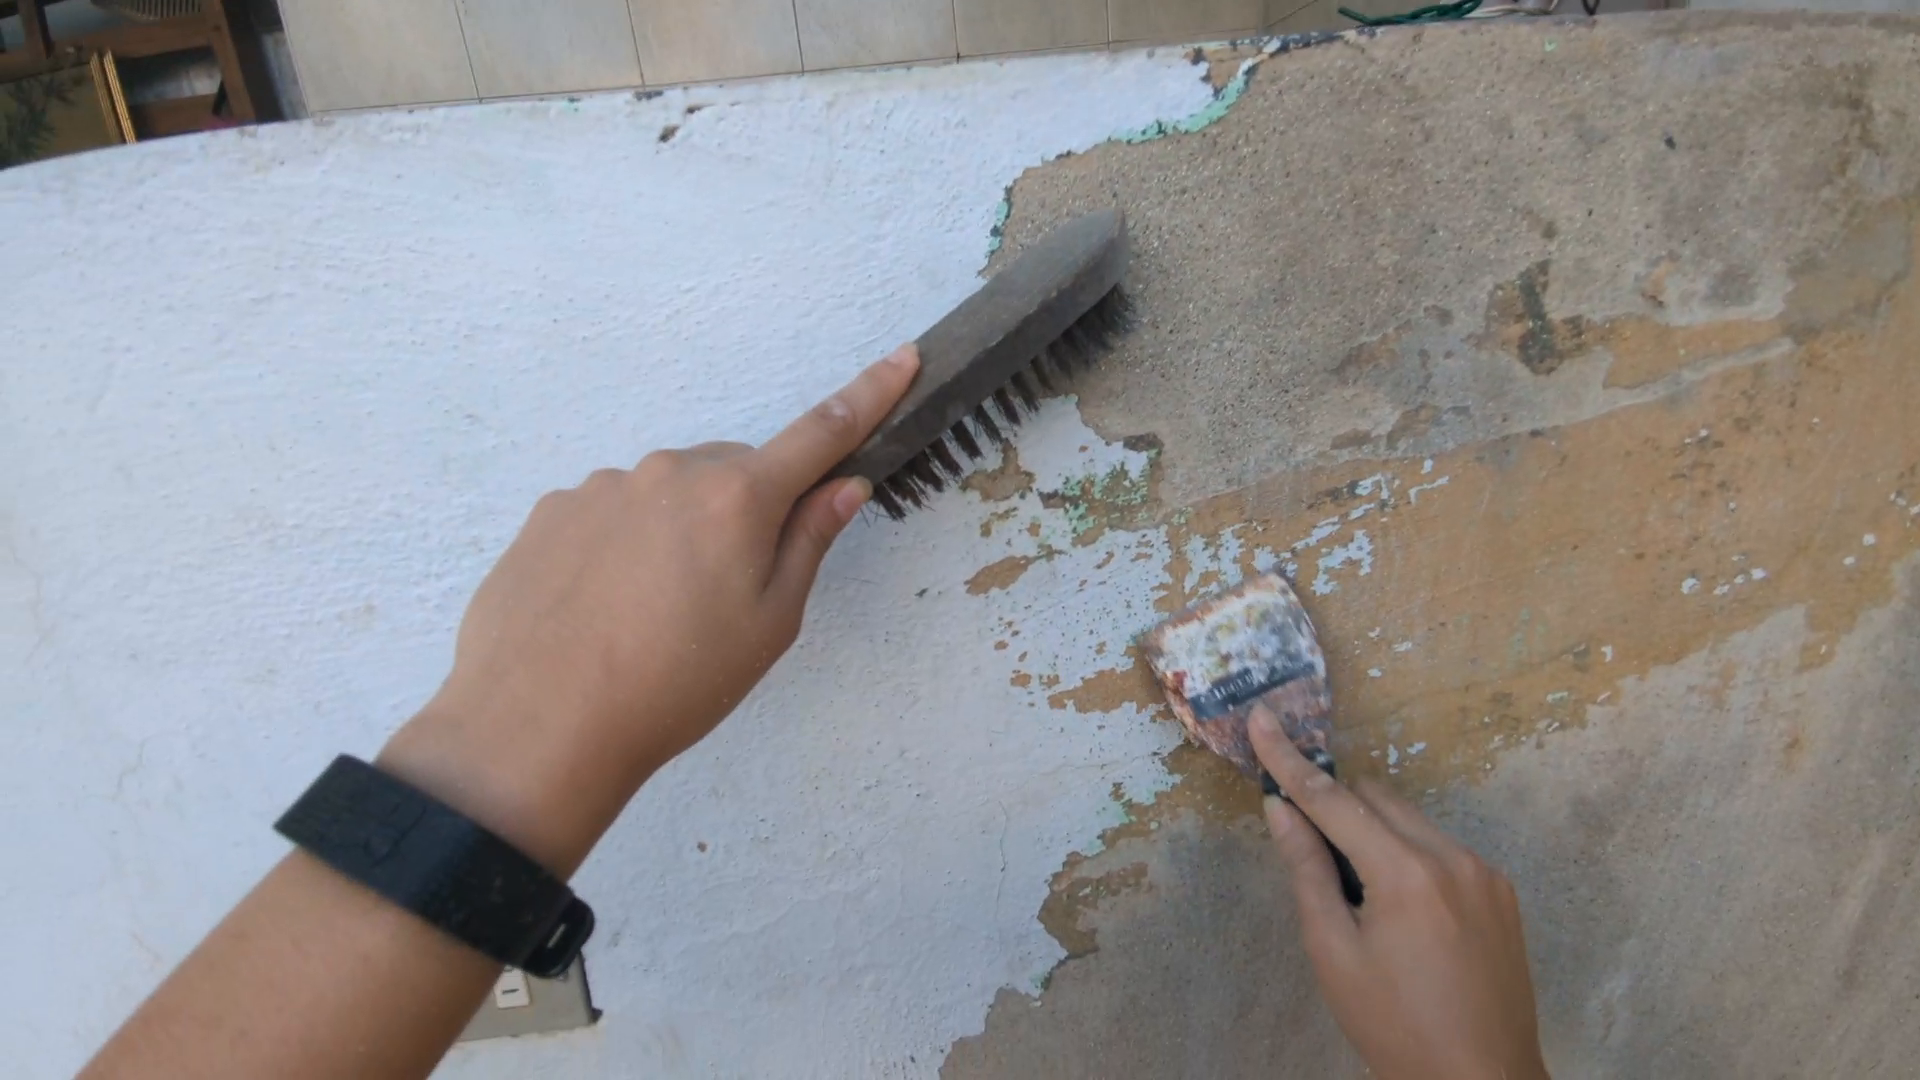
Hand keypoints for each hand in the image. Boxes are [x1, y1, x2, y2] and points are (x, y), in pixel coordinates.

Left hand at [378, 345, 919, 871]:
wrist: (538, 728)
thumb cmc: (679, 682)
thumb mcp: (771, 621)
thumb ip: (810, 540)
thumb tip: (845, 483)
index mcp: (738, 497)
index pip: (822, 432)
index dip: (870, 394)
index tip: (904, 357)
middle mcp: (671, 470)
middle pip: (738, 471)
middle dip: (750, 508)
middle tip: (730, 586)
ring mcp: (604, 484)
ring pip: (673, 491)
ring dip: (685, 527)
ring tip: (658, 606)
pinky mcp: (553, 509)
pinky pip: (617, 509)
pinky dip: (630, 539)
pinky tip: (609, 600)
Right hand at [1250, 704, 1548, 1079]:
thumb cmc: (1391, 1021)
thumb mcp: (1332, 949)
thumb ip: (1306, 868)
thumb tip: (1279, 806)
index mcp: (1406, 873)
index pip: (1332, 799)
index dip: (1288, 760)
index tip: (1261, 718)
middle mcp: (1452, 857)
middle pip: (1373, 796)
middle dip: (1335, 807)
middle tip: (1313, 850)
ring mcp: (1484, 872)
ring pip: (1405, 816)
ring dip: (1371, 829)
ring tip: (1362, 892)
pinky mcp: (1500, 890)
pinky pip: (1436, 843)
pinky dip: (1404, 850)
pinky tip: (1402, 906)